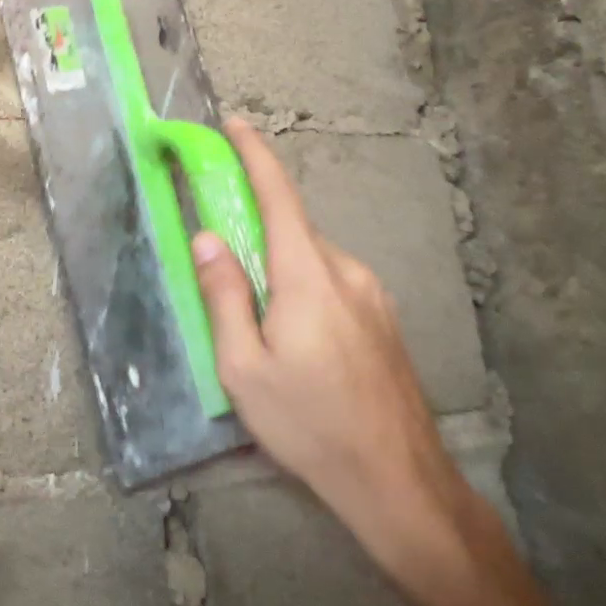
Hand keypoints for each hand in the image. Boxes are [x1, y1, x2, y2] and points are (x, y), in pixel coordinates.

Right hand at [191, 119, 459, 525]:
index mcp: (307, 276)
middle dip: (254, 229)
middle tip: (222, 261)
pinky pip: (333, 283)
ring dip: (279, 267)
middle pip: (292, 229)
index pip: (278, 196)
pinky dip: (303, 287)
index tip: (233, 125)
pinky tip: (297, 340)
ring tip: (260, 324)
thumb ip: (224, 296)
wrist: (397, 481)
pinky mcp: (384, 320)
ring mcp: (373, 295)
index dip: (254, 154)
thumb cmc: (309, 423)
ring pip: (313, 260)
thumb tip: (207, 238)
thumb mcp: (244, 367)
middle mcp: (346, 272)